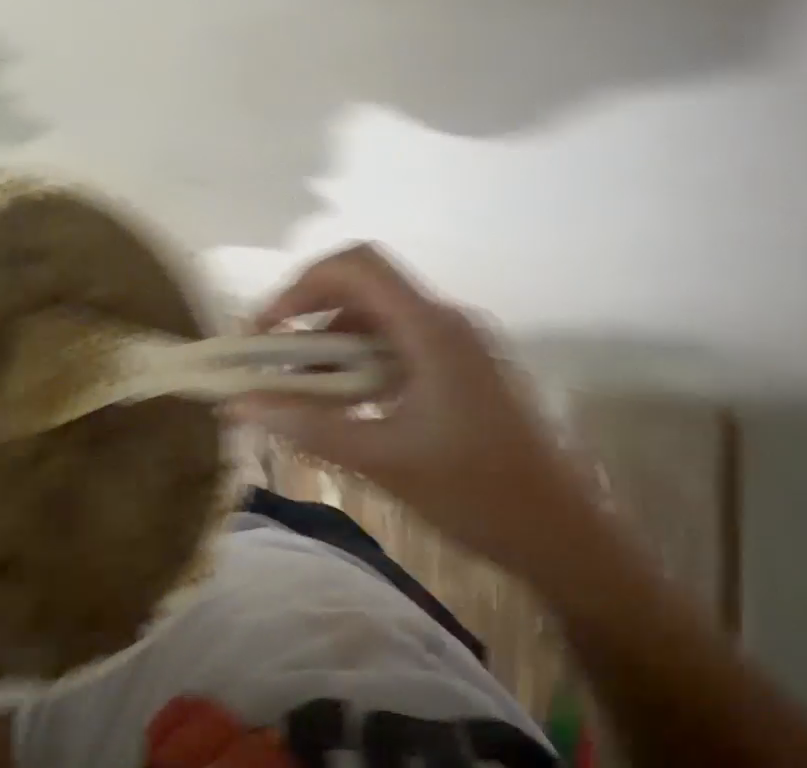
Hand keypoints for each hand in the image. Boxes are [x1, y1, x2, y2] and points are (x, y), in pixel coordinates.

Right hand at [234, 243, 610, 580]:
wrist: (568, 539)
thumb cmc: (478, 495)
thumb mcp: (380, 460)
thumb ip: (305, 425)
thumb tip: (238, 404)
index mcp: (432, 329)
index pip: (355, 266)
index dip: (300, 286)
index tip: (265, 330)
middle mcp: (446, 322)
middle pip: (362, 289)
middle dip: (307, 317)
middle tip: (270, 360)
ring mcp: (459, 345)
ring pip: (377, 319)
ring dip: (331, 345)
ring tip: (299, 393)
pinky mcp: (463, 370)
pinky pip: (397, 346)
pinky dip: (358, 364)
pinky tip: (343, 407)